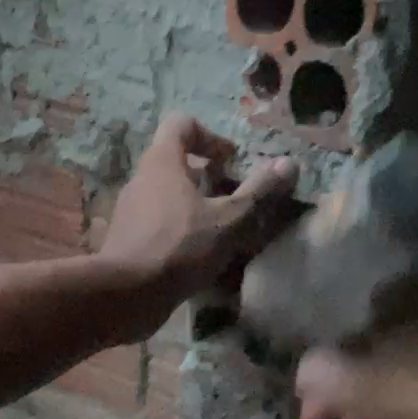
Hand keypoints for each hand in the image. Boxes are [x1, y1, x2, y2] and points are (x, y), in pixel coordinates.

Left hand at [101, 113, 298, 306]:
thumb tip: (290, 163)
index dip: (211, 137)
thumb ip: (258, 192)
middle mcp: (141, 178)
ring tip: (219, 232)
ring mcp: (130, 209)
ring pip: (167, 195)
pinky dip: (180, 232)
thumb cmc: (180, 247)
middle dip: (207, 177)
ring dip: (194, 207)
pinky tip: (198, 258)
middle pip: (176, 162)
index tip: (231, 163)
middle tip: (231, 200)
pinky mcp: (127, 239)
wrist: (127, 294)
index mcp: (162, 161)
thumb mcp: (229, 221)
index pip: (183, 124)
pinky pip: (158, 224)